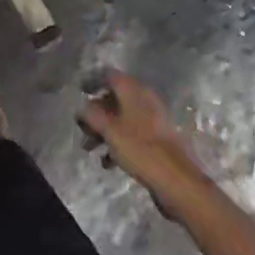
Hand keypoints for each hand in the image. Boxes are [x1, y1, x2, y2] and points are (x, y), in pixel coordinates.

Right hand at [78, 72, 201, 196]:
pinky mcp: (157, 138)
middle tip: (82, 128)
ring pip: (123, 117)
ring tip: (90, 148)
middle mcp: (145, 98)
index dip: (93, 81)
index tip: (80, 93)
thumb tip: (82, 106)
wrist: (175, 178)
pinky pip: (132, 133)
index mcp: (134, 90)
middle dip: (96, 112)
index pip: (110, 75)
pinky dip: (119, 142)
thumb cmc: (139, 148)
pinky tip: (109, 162)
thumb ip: (92, 115)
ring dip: (105, 130)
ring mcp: (153, 118)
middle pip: (115, 97)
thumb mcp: (110, 130)